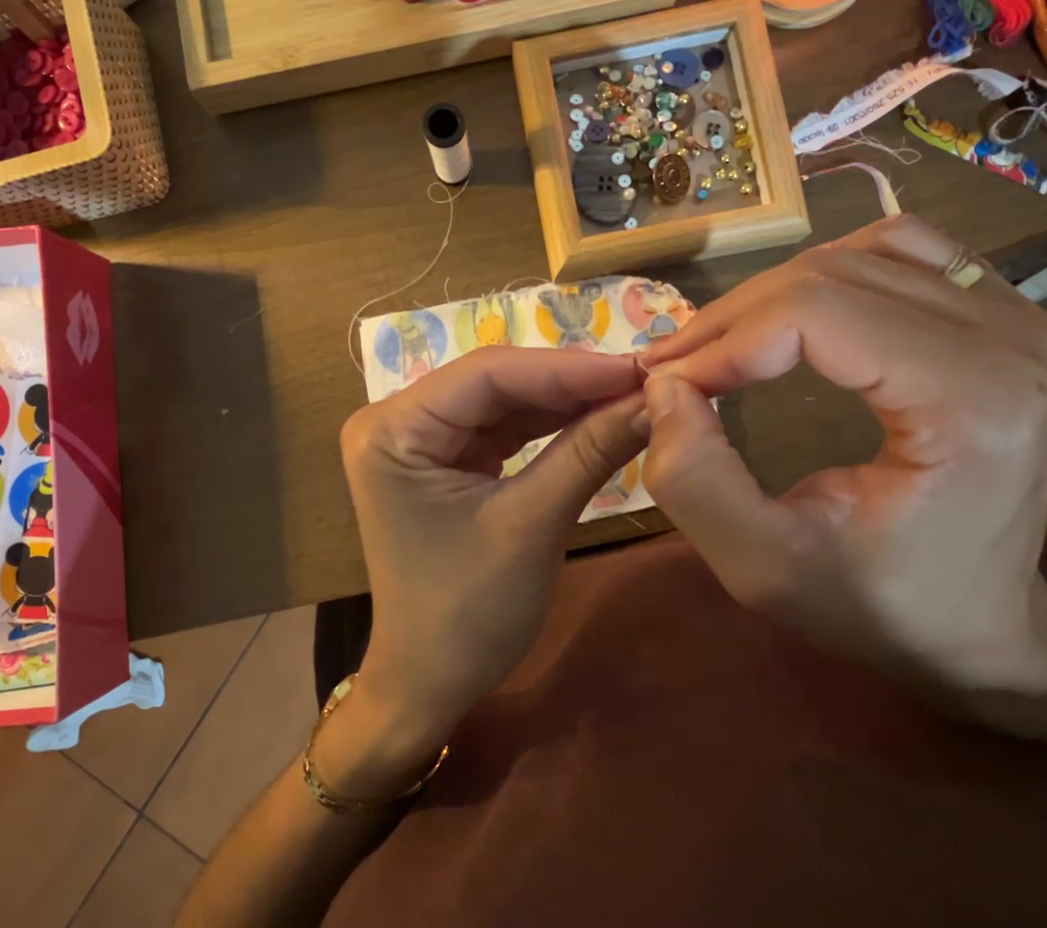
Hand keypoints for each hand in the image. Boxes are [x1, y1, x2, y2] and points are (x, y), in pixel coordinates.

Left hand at [339, 346, 647, 748]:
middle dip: (570, 382)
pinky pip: (500, 428)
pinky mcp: (442, 459)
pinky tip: (599, 415)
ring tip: (634, 393)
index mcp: (391, 431)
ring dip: (566, 400)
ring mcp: (417, 439)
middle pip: (493, 382)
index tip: (639, 367)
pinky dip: (549, 425)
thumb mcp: (531, 526)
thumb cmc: (469, 614)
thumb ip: (590, 452)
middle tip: (647, 378)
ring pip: (502, 401)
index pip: (486, 374)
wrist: (431, 680)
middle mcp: (394, 421)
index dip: (567, 368)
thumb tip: (655, 397)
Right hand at [638, 215, 1046, 694]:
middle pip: (835, 275)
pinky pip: (910, 253)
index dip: (724, 340)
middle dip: (735, 318)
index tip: (667, 385)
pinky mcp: (1023, 319)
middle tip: (674, 366)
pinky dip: (835, 274)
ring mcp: (1032, 323)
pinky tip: (797, 317)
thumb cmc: (877, 607)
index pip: (817, 313)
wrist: (980, 628)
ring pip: (866, 252)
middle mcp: (1020, 344)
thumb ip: (694, 479)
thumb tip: (663, 383)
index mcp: (973, 404)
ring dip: (776, 294)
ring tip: (724, 347)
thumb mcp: (762, 566)